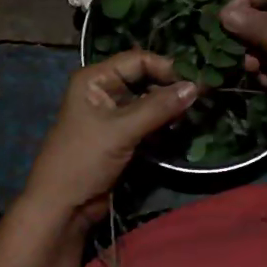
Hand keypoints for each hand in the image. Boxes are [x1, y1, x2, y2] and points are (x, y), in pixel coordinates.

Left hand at [19, 51, 198, 221]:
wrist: (64, 206)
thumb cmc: (84, 159)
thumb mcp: (121, 130)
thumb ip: (158, 108)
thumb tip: (195, 87)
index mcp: (95, 78)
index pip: (137, 60)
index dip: (166, 67)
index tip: (196, 80)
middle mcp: (104, 90)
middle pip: (145, 78)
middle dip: (171, 87)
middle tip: (203, 97)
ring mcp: (113, 113)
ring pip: (148, 101)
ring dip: (170, 106)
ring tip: (196, 112)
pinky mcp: (121, 135)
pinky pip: (148, 121)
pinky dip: (163, 123)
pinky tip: (182, 127)